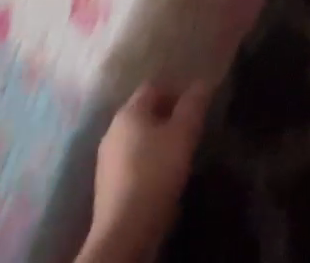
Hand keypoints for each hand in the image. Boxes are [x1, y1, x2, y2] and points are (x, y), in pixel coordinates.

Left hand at [78, 81, 212, 262]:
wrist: (125, 228)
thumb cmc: (157, 171)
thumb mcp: (183, 134)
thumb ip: (193, 104)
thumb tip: (202, 81)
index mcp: (129, 112)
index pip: (153, 86)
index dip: (176, 88)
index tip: (196, 102)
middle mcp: (112, 129)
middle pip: (143, 110)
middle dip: (168, 113)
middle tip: (192, 125)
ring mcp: (106, 157)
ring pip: (137, 135)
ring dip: (158, 136)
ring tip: (180, 149)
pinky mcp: (107, 181)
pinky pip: (131, 157)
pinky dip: (148, 157)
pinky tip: (162, 172)